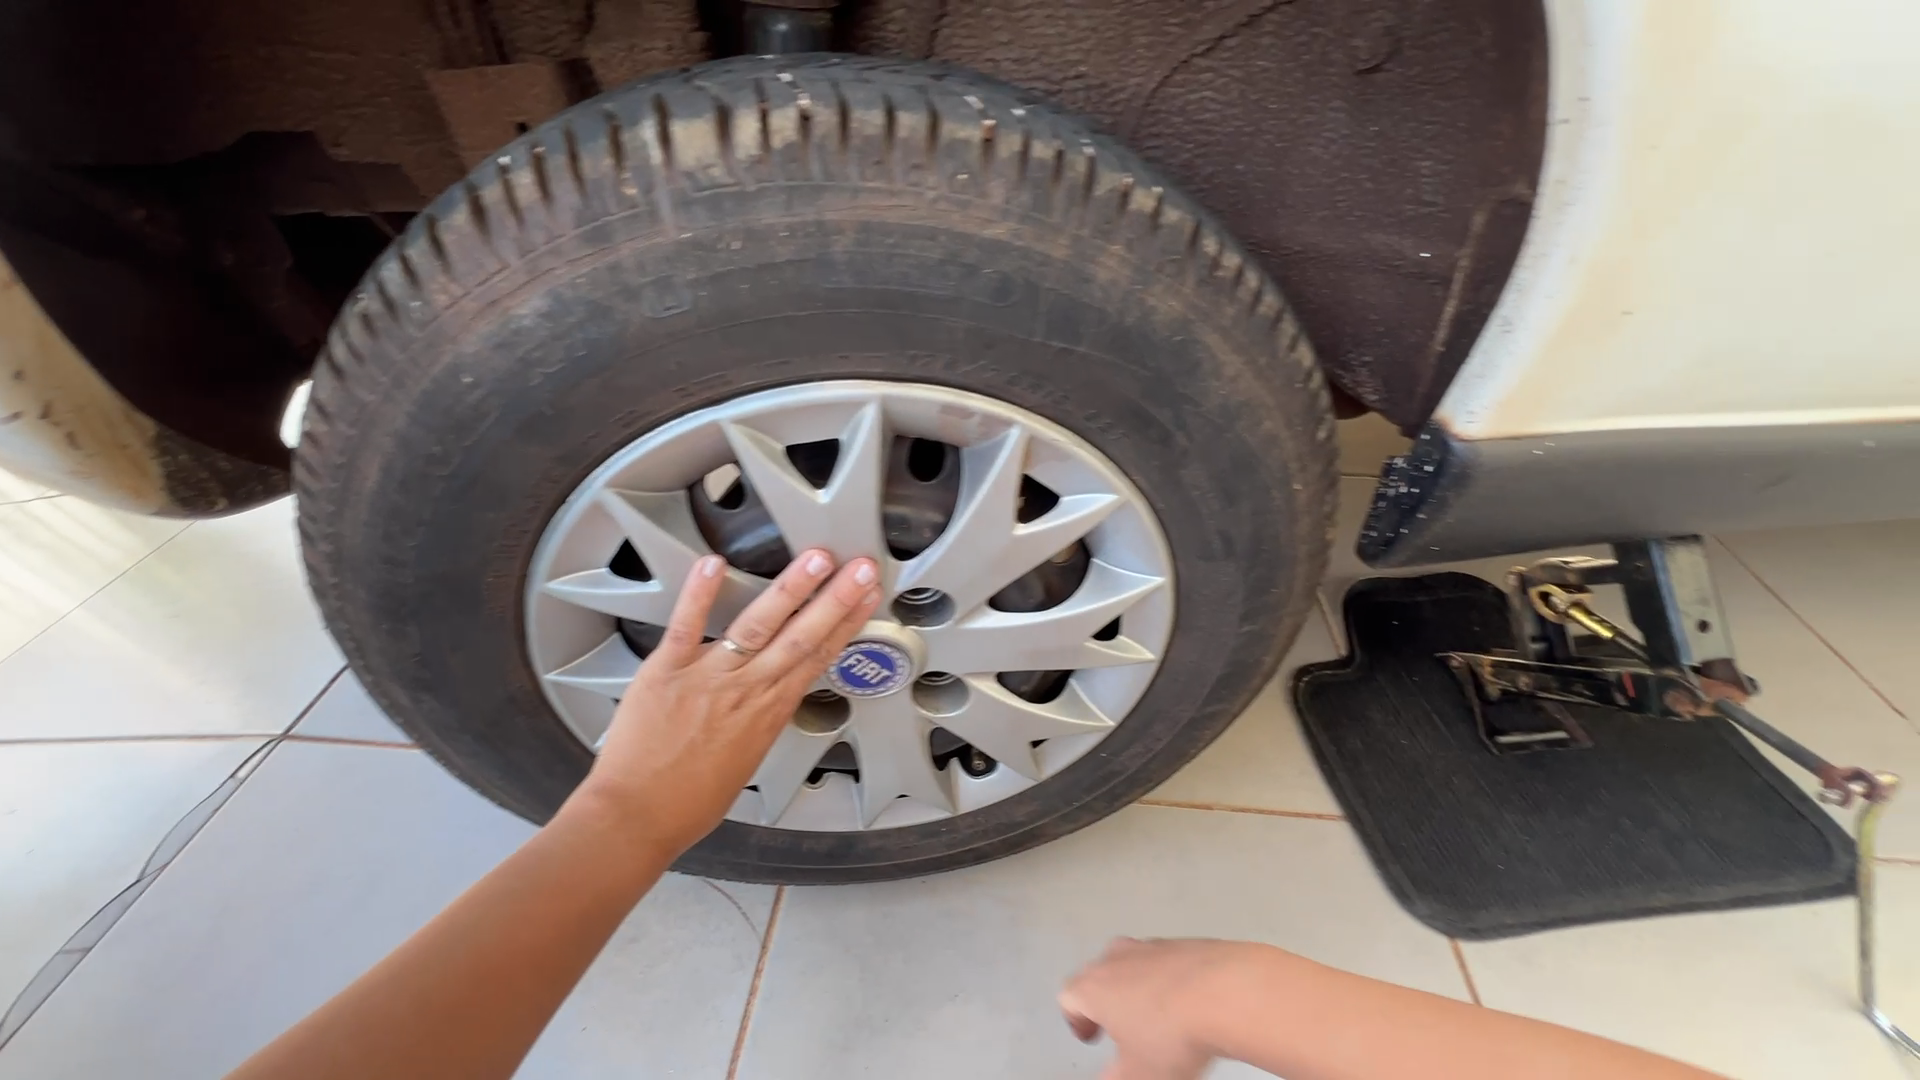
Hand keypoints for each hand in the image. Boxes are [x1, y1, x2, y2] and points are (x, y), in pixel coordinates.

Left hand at [570, 548, 881, 858]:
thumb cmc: (687, 800)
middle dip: (836, 598)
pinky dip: (700, 593)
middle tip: (860, 568)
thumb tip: (769, 697)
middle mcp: (748, 690)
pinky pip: (686, 625)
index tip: (867, 597)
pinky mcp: (666, 671)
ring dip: (791, 590)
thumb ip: (759, 718)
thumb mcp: (745, 759)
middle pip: (802, 636)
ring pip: (759, 625)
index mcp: (770, 712)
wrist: (636, 818)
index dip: (847, 623)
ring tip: (816, 559)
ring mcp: (709, 677)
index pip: (819, 657)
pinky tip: (715, 564)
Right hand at [1060, 938, 1277, 1079]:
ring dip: (1136, 989)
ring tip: (1159, 1019)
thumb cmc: (1169, 1037)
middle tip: (1122, 1031)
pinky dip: (1166, 981)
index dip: (1076, 1020)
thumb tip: (1106, 1078)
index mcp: (1093, 987)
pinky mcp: (1180, 942)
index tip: (1092, 1038)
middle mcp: (1114, 958)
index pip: (1068, 998)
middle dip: (1105, 1003)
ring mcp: (1148, 945)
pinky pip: (1162, 963)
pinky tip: (1189, 1005)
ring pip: (1131, 965)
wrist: (1225, 992)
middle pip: (1097, 976)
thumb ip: (1114, 1079)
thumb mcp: (1137, 1075)